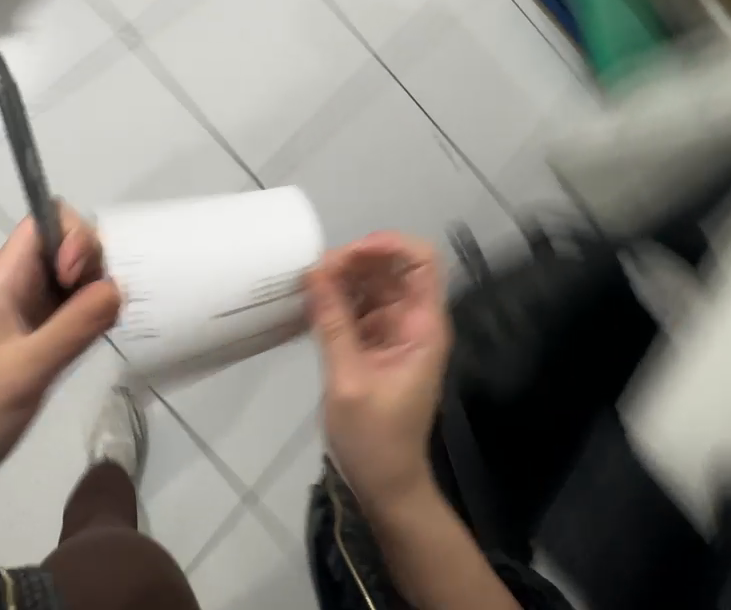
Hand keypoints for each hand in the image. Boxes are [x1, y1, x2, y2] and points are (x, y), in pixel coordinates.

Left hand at [0, 203, 120, 499]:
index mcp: (4, 279)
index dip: (72, 237)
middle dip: (93, 263)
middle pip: (69, 242)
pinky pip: (77, 305)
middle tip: (96, 308)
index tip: (76, 279)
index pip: (47, 220)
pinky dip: (95, 312)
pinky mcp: (41, 336)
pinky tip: (98, 337)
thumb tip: (119, 286)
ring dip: (98, 289)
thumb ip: (74, 326)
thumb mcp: (24, 370)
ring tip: (99, 328)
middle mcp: (19, 285)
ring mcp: (31, 311)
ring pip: (78, 274)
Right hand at [306, 233, 450, 508]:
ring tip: (308, 285)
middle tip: (315, 273)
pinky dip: (337, 299)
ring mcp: (394, 330)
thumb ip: (333, 323)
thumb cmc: (376, 438)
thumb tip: (315, 273)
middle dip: (355, 261)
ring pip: (372, 284)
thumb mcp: (349, 380)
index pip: (421, 261)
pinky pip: (358, 306)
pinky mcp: (374, 343)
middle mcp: (413, 320)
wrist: (385, 484)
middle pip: (391, 268)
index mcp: (423, 325)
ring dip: (342, 278)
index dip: (389, 246)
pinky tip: (311, 303)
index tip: (349, 254)